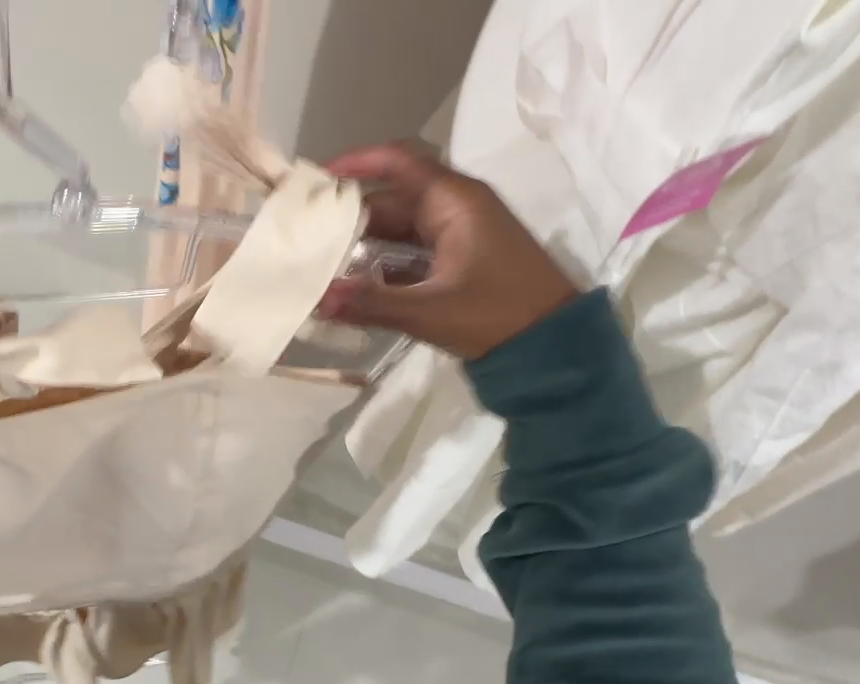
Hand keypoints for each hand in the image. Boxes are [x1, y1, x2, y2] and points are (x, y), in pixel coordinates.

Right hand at [316, 142, 578, 359]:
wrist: (551, 345)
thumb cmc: (497, 315)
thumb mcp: (431, 311)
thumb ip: (373, 304)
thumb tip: (318, 300)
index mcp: (455, 202)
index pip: (400, 163)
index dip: (357, 163)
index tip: (317, 180)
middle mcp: (456, 209)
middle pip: (393, 199)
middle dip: (351, 215)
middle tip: (308, 234)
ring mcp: (459, 236)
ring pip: (400, 228)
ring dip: (365, 243)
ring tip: (321, 262)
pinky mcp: (459, 263)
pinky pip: (411, 253)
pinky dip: (383, 265)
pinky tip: (354, 286)